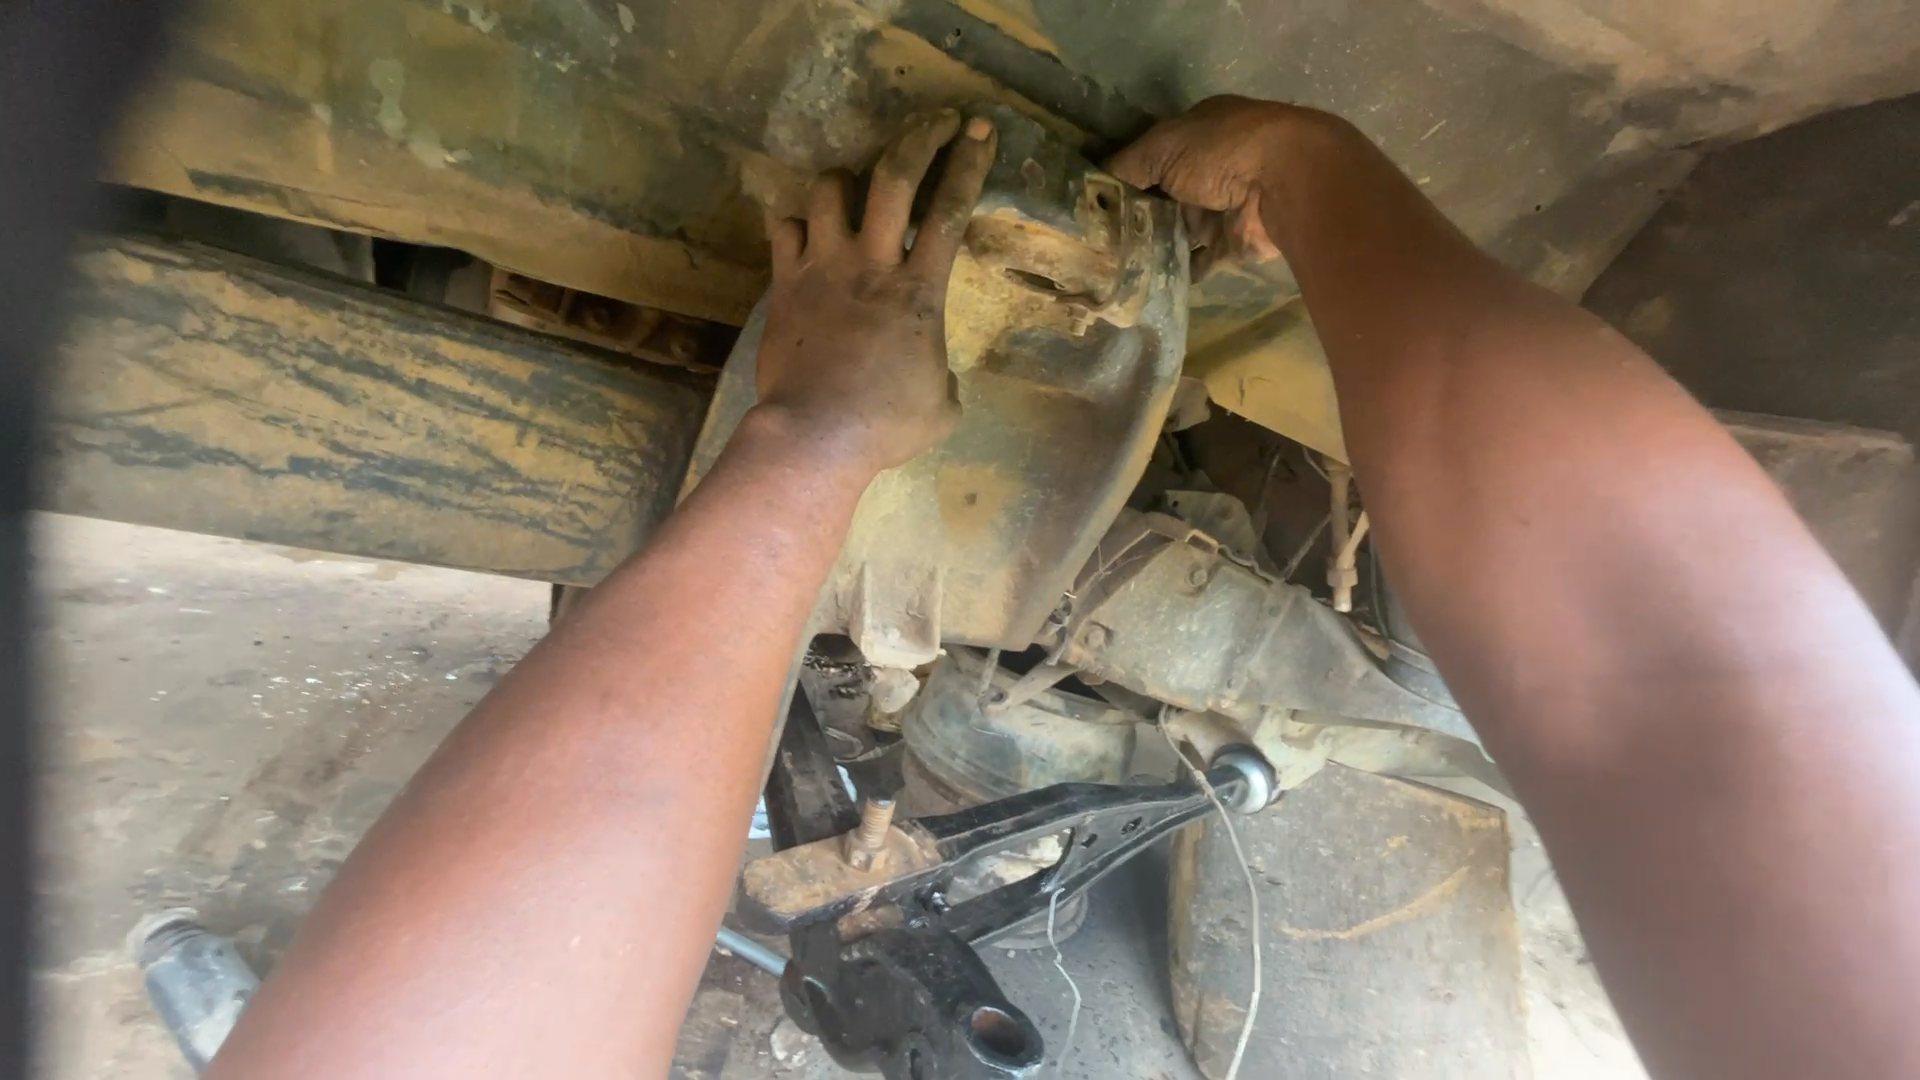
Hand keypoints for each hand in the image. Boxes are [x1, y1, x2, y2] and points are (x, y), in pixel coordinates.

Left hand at [754, 109, 997, 473]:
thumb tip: (936, 375)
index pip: (951, 210)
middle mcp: (871, 264)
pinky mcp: (784, 285)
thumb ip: (945, 379)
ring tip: (851, 191)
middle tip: (936, 122)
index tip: (981, 130)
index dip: (970, 163)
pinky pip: (785, 229)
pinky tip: (806, 239)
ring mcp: (822, 269)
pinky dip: (798, 226)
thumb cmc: (886, 424)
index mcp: (919, 291)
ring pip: (829, 190)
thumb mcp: (942, 408)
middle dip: (919, 136)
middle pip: (893, 176)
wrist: (817, 434)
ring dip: (846, 181)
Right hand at [1109, 96, 1331, 276]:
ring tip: (1111, 267)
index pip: (1150, 159)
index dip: (1123, 179)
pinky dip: (1174, 274)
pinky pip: (1195, 264)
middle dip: (1133, 219)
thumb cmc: (1223, 152)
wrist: (1282, 185)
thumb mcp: (1164, 146)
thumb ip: (1127, 165)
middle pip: (1160, 200)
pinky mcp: (1227, 246)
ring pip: (1175, 234)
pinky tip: (1144, 284)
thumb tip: (1093, 183)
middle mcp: (1208, 172)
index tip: (1092, 205)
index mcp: (1196, 138)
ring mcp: (1219, 210)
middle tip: (1094, 243)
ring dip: (1151, 248)